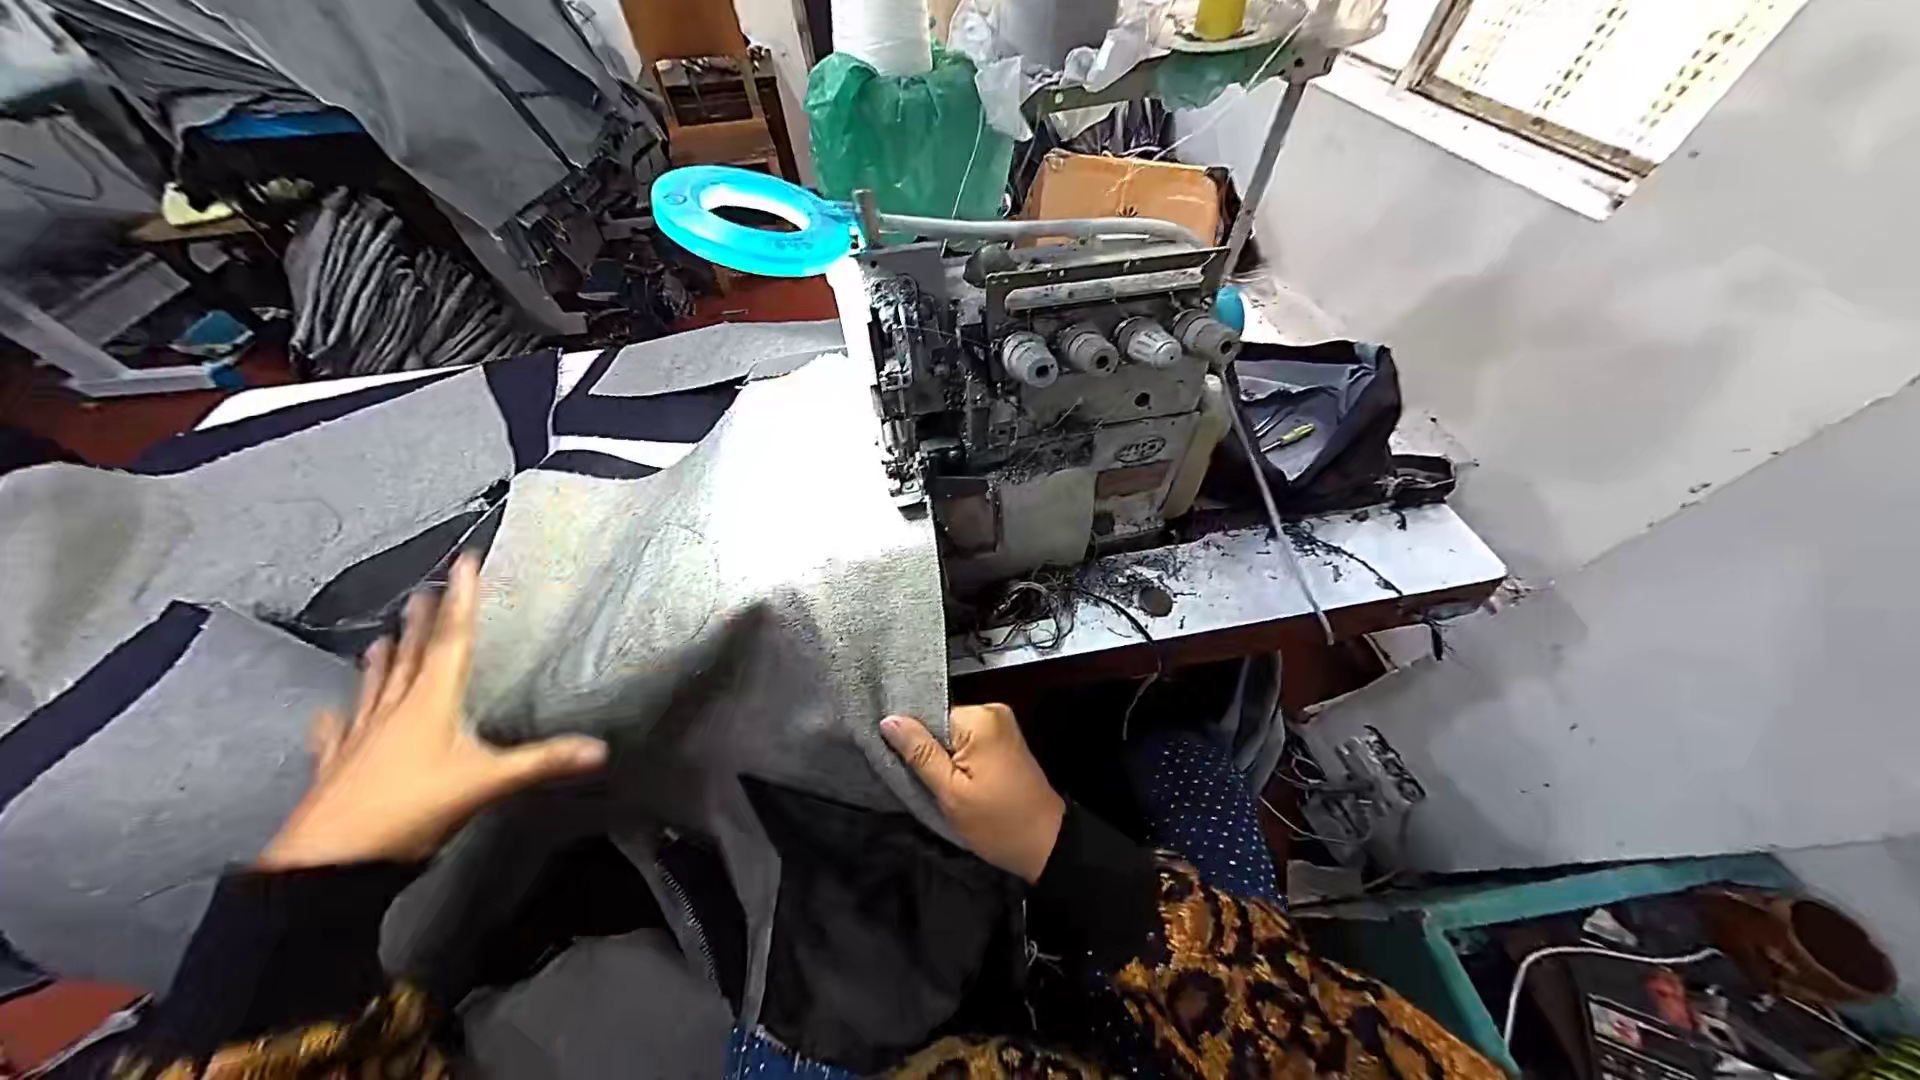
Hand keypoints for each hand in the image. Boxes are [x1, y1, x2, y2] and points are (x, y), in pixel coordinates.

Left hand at [259, 554, 608, 869]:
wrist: (329, 864)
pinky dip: (334, 721)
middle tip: (422, 591)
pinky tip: (325, 714)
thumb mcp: (488, 782)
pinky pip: (337, 735)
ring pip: (375, 687)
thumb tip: (602, 749)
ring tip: (381, 637)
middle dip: (422, 622)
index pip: (452, 640)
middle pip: (413, 656)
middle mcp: (395, 709)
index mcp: (431, 701)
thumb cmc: (413, 808)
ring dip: (382, 660)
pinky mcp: (339, 766)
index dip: (462, 600)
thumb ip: (544, 761)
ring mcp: (361, 737)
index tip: (463, 564)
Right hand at [881, 704, 1064, 882]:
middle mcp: (992, 710)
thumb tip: (889, 720)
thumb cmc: (997, 823)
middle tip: (919, 778)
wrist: (1046, 843)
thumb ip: (919, 752)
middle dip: (926, 747)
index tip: (900, 762)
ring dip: (941, 754)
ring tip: (937, 782)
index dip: (911, 738)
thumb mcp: (950, 793)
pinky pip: (967, 738)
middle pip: (940, 721)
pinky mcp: (1003, 737)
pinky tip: (953, 778)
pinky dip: (956, 757)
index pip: (928, 714)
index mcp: (979, 718)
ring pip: (951, 732)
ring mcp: (1000, 723)